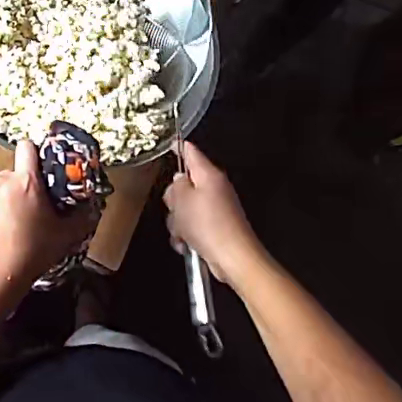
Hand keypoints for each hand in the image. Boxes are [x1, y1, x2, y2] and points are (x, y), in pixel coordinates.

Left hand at [0, 140, 99, 296]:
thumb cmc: (29, 253)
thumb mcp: (65, 236)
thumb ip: (81, 218)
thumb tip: (91, 209)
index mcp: (27, 181)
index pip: (28, 148)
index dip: (34, 153)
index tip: (39, 166)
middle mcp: (1, 181)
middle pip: (13, 175)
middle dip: (21, 189)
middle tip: (29, 212)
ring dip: (3, 203)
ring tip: (9, 228)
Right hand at [163, 140, 268, 287]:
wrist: (232, 258)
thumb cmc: (208, 226)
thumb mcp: (182, 199)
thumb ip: (175, 185)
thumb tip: (178, 180)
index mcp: (208, 176)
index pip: (191, 152)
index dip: (178, 147)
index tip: (169, 143)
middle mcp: (213, 189)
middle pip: (183, 184)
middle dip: (173, 198)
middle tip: (175, 207)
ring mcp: (215, 209)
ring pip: (184, 207)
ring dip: (177, 221)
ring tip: (182, 232)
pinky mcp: (214, 227)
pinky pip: (191, 225)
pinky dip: (185, 234)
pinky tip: (186, 244)